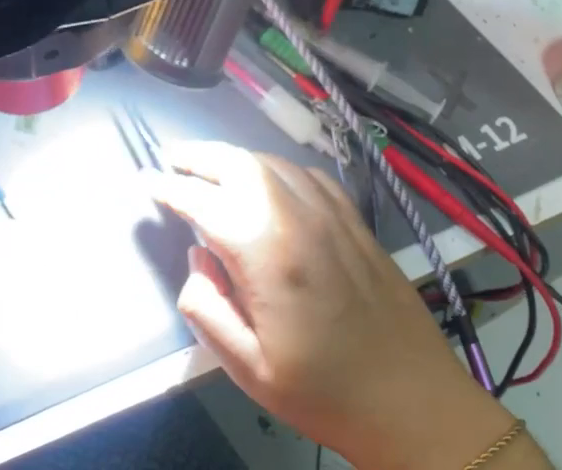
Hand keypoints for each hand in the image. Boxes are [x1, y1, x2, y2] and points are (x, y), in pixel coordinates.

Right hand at [148, 143, 520, 469]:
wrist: (416, 406)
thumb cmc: (324, 392)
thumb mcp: (247, 367)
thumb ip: (205, 306)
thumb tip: (199, 258)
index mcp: (265, 253)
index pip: (202, 201)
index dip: (168, 188)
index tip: (145, 182)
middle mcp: (296, 219)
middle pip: (236, 164)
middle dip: (197, 155)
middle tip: (169, 157)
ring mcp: (331, 215)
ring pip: (271, 161)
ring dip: (232, 156)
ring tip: (208, 164)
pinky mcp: (355, 222)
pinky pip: (307, 174)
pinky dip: (275, 166)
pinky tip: (267, 179)